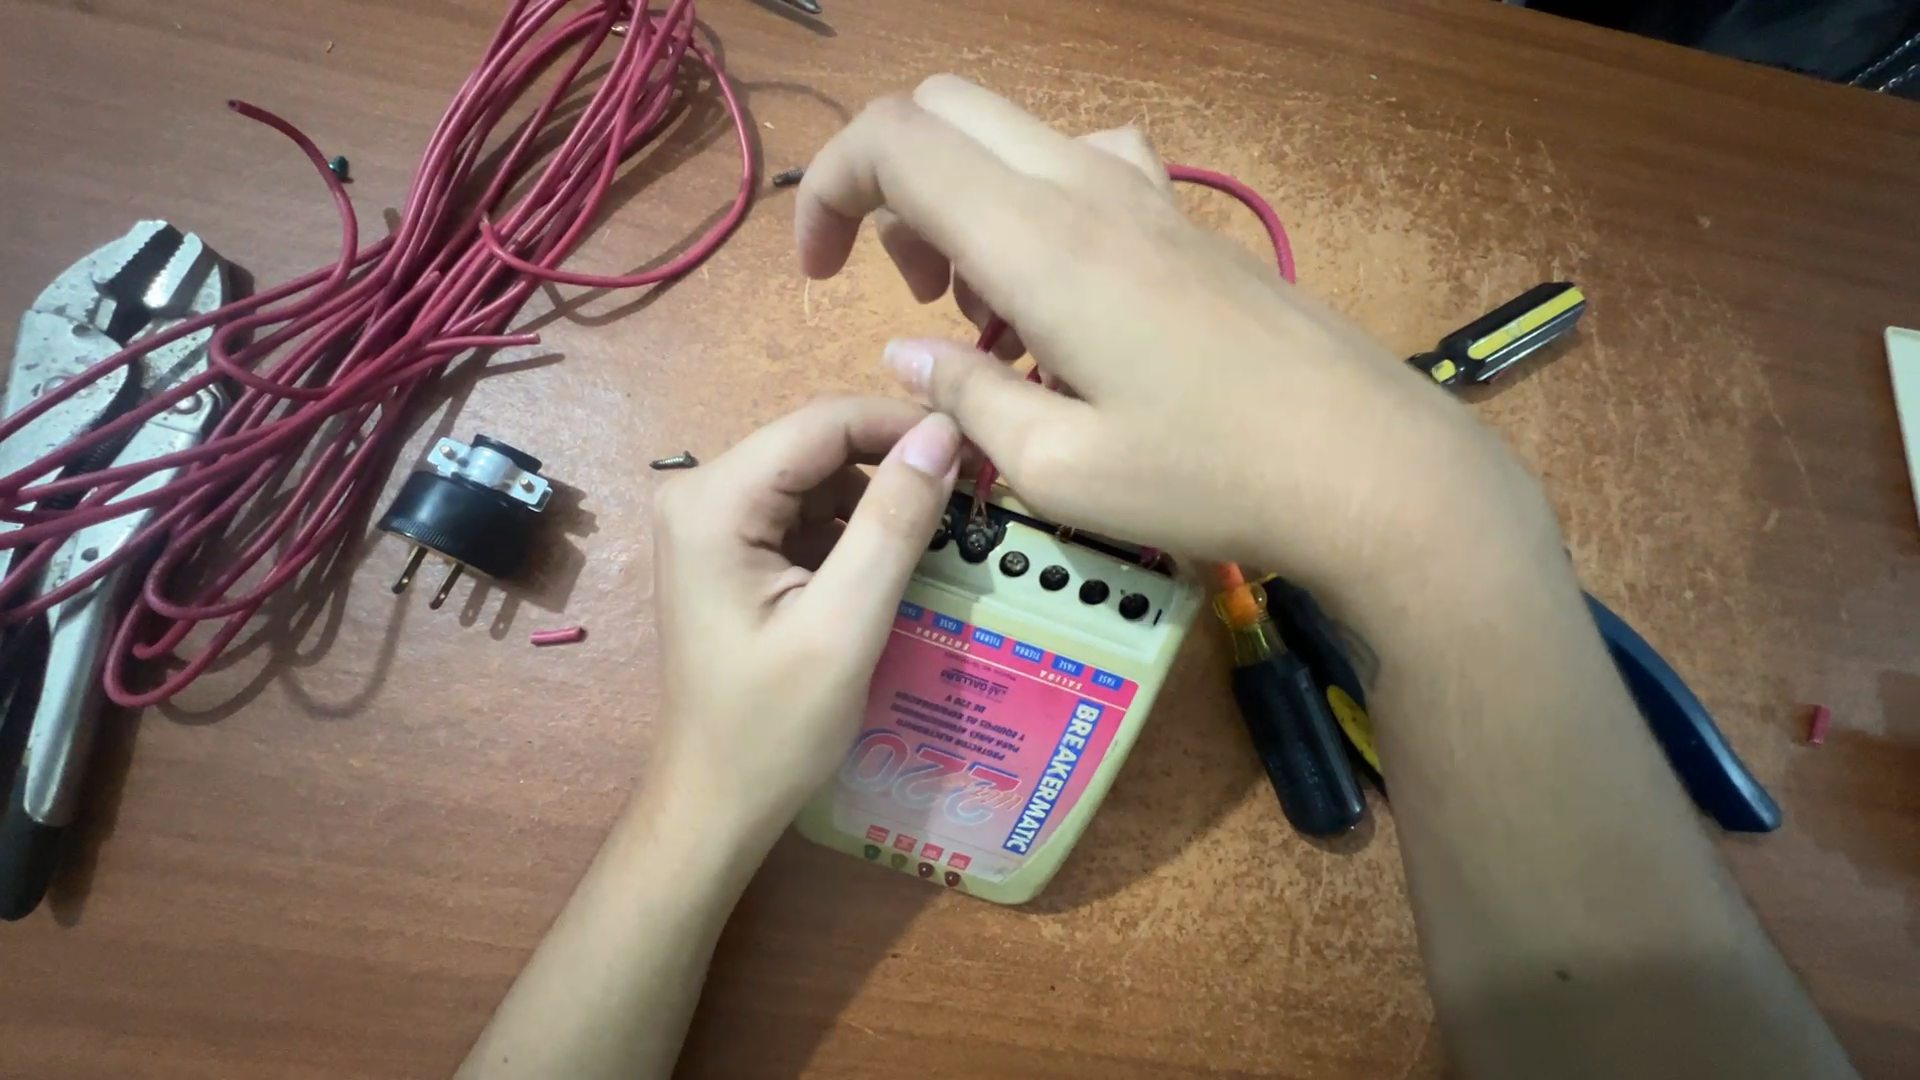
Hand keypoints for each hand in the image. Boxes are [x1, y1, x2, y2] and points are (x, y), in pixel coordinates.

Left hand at [648, 398, 958, 839]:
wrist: (719, 799)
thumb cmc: (775, 727)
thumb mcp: (846, 625)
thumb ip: (894, 523)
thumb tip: (942, 434)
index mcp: (714, 501)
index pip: (823, 423)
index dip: (903, 424)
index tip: (974, 450)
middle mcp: (703, 492)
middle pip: (819, 444)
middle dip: (893, 462)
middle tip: (966, 492)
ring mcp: (715, 520)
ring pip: (819, 475)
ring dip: (879, 498)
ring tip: (936, 534)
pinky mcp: (733, 547)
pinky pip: (807, 511)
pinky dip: (855, 527)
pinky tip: (890, 562)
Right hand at [795, 75, 1556, 603]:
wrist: (1366, 469)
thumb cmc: (1205, 478)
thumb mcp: (1055, 466)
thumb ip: (963, 397)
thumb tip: (905, 354)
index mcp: (1041, 241)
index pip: (895, 141)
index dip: (829, 189)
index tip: (818, 274)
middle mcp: (1090, 188)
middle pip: (948, 113)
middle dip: (893, 191)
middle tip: (915, 298)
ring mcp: (1149, 196)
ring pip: (1015, 141)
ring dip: (967, 209)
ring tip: (988, 320)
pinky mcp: (1187, 226)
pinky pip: (1082, 176)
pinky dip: (1033, 220)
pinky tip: (1062, 310)